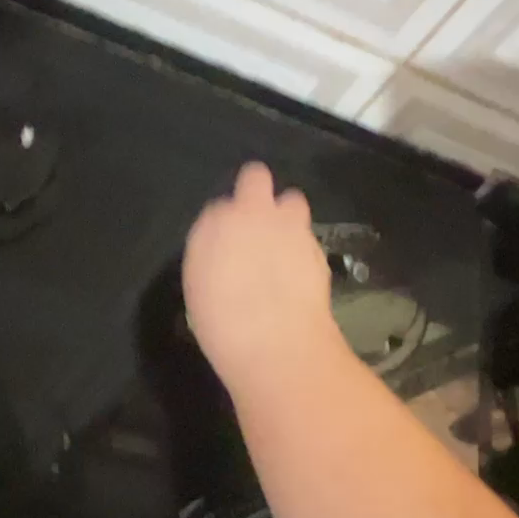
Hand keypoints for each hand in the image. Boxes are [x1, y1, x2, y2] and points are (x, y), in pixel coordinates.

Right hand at [183, 163, 343, 383]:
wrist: (275, 340)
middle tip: (258, 221)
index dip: (226, 221)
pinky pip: (308, 234)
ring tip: (285, 244)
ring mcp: (288, 225)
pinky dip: (304, 246)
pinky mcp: (317, 244)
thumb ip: (213, 256)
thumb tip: (227, 252)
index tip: (227, 240)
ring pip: (291, 200)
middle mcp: (251, 213)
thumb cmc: (222, 325)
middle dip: (257, 191)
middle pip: (255, 177)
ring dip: (287, 215)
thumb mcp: (201, 289)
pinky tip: (300, 274)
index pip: (219, 206)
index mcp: (213, 224)